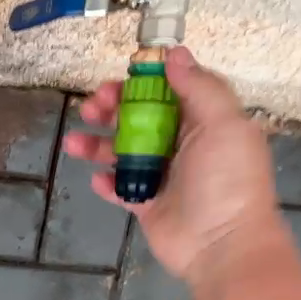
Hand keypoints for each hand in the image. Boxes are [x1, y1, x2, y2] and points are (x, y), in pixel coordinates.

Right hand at [64, 46, 279, 285]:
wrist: (222, 245)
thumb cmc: (227, 181)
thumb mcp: (223, 124)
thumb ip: (199, 87)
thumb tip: (175, 54)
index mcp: (206, 122)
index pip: (169, 92)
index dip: (142, 82)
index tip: (118, 78)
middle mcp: (183, 145)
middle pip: (140, 119)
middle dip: (112, 110)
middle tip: (90, 107)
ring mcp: (163, 176)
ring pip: (123, 152)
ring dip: (97, 145)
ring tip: (73, 143)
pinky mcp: (146, 204)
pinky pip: (119, 188)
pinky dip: (106, 182)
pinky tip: (97, 180)